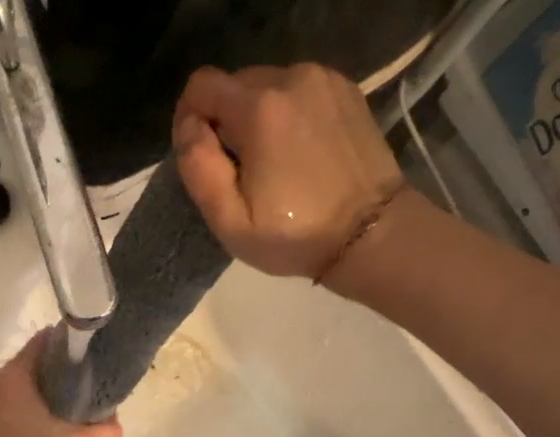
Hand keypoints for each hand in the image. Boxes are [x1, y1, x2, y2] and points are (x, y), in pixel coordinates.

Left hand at [0, 331, 123, 436]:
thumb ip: (105, 431)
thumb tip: (116, 421)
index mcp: (14, 374)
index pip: (48, 338)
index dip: (74, 342)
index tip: (95, 353)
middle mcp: (0, 377)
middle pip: (41, 357)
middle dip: (67, 365)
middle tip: (93, 377)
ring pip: (32, 375)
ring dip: (55, 382)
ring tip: (81, 395)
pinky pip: (23, 391)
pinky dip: (41, 395)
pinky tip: (61, 411)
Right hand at [172, 64, 403, 279]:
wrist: (371, 233)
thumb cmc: (295, 235)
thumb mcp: (231, 221)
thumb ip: (198, 168)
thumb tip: (188, 126)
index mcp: (259, 108)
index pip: (201, 86)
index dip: (191, 119)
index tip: (205, 157)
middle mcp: (291, 79)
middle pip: (235, 84)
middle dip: (227, 120)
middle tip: (241, 169)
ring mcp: (323, 80)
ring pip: (266, 85)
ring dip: (257, 117)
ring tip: (272, 162)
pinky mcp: (345, 89)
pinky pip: (297, 90)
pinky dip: (288, 113)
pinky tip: (299, 150)